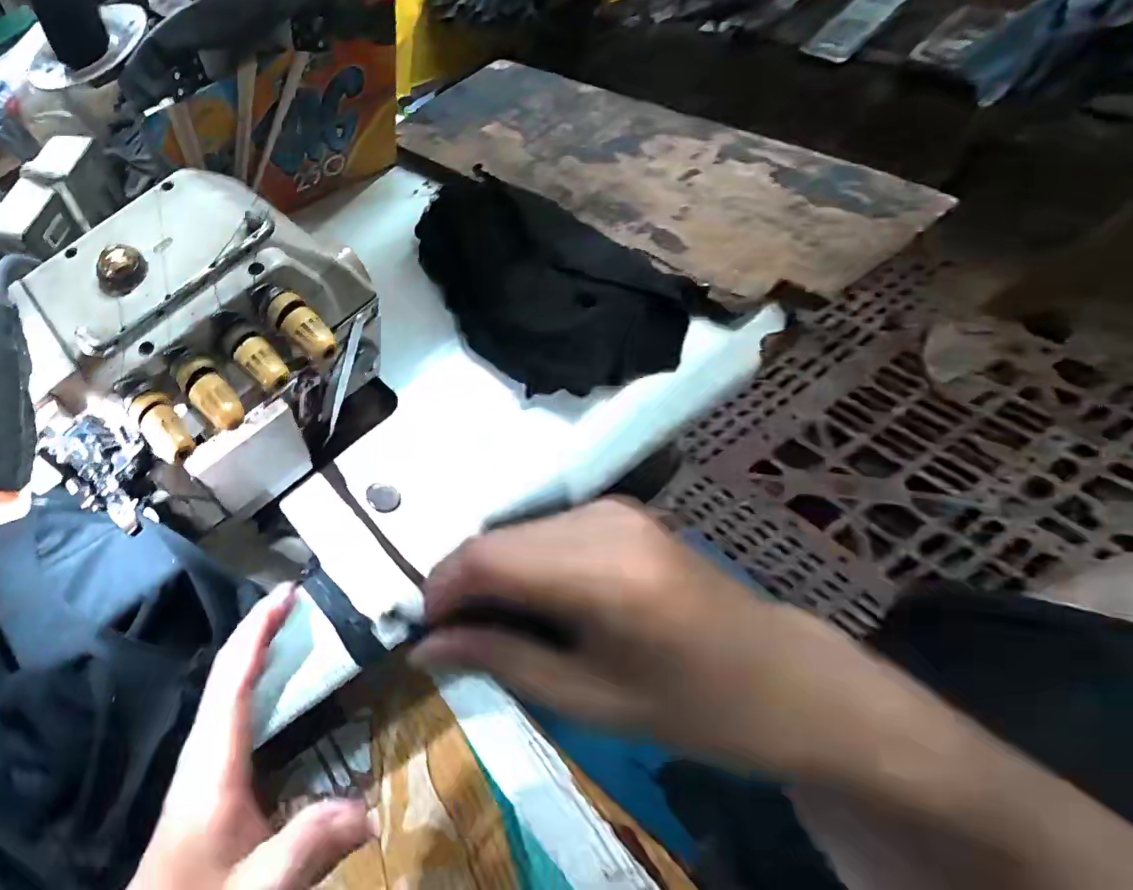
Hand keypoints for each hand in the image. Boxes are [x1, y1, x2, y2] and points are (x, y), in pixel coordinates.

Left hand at [130, 585, 372, 889]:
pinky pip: (230, 702)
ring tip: (289, 625)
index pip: (236, 676)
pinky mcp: (207, 764)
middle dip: (258, 625)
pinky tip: (275, 683)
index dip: (260, 629)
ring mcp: (202, 750)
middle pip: (228, 667)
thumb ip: (308, 845)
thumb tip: (368, 808)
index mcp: (215, 757)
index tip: (286, 594)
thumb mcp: (259, 883)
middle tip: (295, 599)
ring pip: (226, 681)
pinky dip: (251, 674)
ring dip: (254, 645)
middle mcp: (204, 740)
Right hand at [410, 499, 927, 784]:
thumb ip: (499, 660)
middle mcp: (603, 524)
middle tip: (452, 632)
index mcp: (607, 576)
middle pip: (491, 540)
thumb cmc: (700, 710)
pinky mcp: (613, 508)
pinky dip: (514, 560)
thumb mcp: (592, 702)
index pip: (486, 560)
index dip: (439, 590)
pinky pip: (535, 528)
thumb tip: (421, 647)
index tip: (425, 630)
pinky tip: (527, 597)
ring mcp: (610, 508)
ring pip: (507, 531)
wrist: (798, 685)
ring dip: (484, 572)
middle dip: (457, 583)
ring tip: (491, 620)